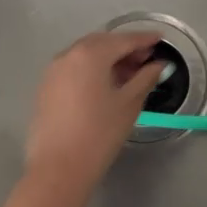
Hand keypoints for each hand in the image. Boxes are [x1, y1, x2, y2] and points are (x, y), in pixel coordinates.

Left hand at [23, 31, 165, 191]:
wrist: (59, 166)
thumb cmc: (100, 133)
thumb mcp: (129, 104)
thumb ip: (145, 78)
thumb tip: (158, 64)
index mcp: (90, 54)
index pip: (123, 40)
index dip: (144, 39)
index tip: (161, 39)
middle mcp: (68, 55)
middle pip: (102, 43)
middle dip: (125, 48)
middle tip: (146, 59)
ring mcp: (53, 71)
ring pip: (85, 55)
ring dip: (108, 59)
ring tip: (128, 75)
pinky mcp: (46, 87)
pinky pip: (73, 68)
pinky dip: (92, 69)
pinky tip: (105, 86)